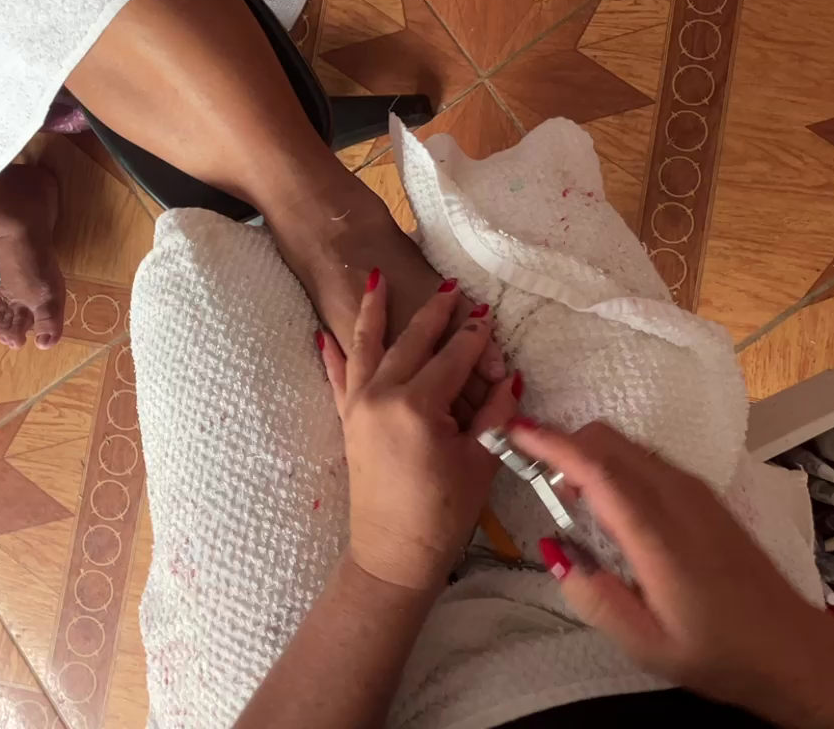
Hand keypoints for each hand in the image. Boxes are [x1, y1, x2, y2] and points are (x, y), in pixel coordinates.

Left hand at [319, 271, 519, 591]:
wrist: (392, 555)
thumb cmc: (444, 514)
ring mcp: (359, 405)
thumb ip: (496, 412)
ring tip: (375, 277)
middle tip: (450, 286)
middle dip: (434, 312)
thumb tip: (510, 372)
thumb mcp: (481, 461)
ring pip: (366, 345)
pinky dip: (332, 354)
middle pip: (412, 342)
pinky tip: (323, 332)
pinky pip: (337, 378)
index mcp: (419, 407)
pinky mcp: (347, 419)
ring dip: (373, 310)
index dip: (475, 337)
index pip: (453, 358)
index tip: (488, 314)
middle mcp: (383, 396)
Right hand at [507, 420, 824, 704]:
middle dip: (564, 444)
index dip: (551, 443)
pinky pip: (643, 456)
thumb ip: (593, 596)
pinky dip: (612, 462)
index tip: (515, 430)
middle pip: (607, 440)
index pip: (597, 468)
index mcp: (658, 534)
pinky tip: (612, 504)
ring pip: (624, 443)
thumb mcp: (646, 645)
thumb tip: (553, 547)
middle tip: (542, 482)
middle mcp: (676, 496)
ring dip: (588, 453)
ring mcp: (692, 487)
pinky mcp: (701, 490)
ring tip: (574, 499)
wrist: (795, 648)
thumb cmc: (719, 651)